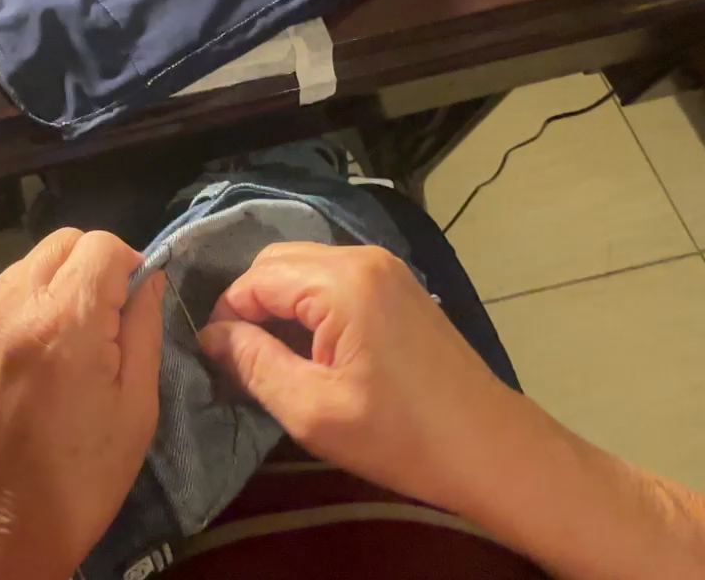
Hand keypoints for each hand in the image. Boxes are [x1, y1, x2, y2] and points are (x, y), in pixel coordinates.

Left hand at [0, 229, 165, 579]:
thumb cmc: (80, 479)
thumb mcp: (137, 406)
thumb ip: (144, 324)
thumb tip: (148, 274)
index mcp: (63, 323)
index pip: (103, 245)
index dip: (127, 267)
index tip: (130, 304)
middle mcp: (10, 306)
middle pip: (63, 241)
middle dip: (92, 266)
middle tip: (100, 319)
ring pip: (27, 263)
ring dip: (54, 285)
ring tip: (60, 341)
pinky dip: (20, 309)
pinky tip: (26, 357)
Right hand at [197, 242, 515, 514]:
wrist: (492, 448)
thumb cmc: (401, 436)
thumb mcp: (313, 411)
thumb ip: (254, 364)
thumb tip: (212, 335)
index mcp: (341, 282)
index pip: (256, 278)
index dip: (228, 314)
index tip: (219, 358)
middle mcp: (361, 257)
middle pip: (278, 261)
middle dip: (252, 302)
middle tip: (245, 356)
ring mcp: (384, 265)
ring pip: (304, 263)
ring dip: (280, 300)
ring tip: (276, 352)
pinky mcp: (396, 281)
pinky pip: (333, 274)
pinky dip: (310, 298)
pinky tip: (313, 341)